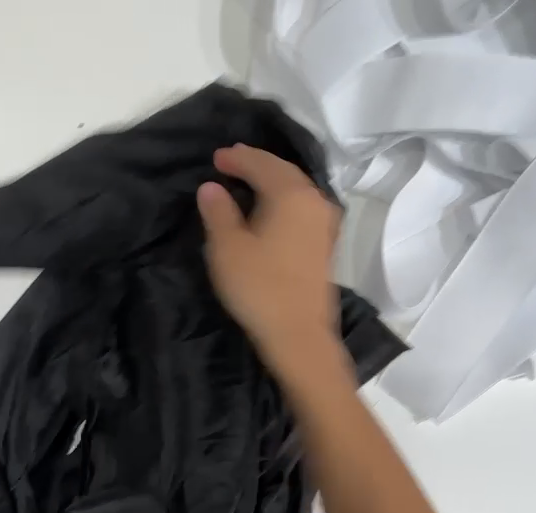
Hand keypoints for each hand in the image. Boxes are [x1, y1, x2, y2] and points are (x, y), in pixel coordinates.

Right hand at [197, 144, 347, 381]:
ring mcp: (324, 223)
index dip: (237, 158)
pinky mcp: (324, 244)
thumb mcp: (227, 249)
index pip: (262, 164)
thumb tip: (210, 187)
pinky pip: (300, 208)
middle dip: (257, 165)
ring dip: (271, 183)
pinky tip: (268, 210)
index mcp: (291, 194)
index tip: (216, 157)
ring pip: (295, 190)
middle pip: (284, 172)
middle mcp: (314, 199)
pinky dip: (281, 201)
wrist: (297, 333)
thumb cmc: (258, 288)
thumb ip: (218, 213)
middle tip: (231, 162)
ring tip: (247, 184)